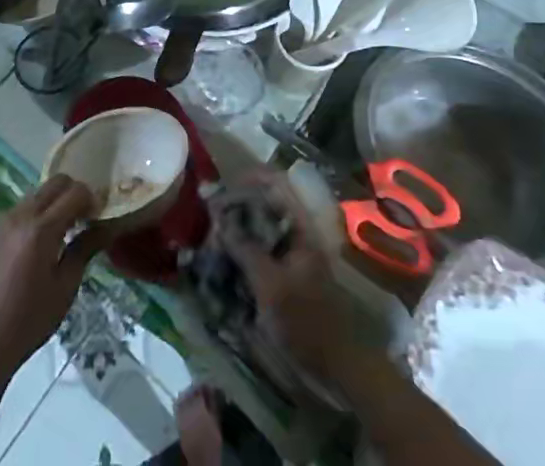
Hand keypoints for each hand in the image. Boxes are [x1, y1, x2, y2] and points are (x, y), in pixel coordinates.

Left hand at [0, 176, 108, 386]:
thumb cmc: (30, 319)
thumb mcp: (66, 287)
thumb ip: (85, 249)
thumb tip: (106, 226)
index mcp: (40, 229)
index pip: (74, 192)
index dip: (93, 199)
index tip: (102, 216)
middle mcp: (21, 215)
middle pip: (55, 183)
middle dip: (75, 193)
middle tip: (87, 219)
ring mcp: (5, 221)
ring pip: (38, 192)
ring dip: (57, 201)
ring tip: (69, 231)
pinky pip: (24, 207)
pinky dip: (41, 211)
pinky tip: (46, 241)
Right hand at [217, 172, 354, 380]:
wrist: (336, 365)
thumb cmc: (306, 319)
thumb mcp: (270, 283)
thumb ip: (244, 247)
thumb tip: (219, 216)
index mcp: (301, 229)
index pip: (277, 186)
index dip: (249, 179)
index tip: (221, 186)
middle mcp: (296, 235)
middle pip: (264, 206)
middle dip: (236, 205)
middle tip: (208, 212)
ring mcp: (290, 256)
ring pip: (258, 229)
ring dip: (235, 229)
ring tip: (209, 234)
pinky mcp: (283, 276)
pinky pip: (257, 252)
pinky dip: (239, 251)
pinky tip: (220, 258)